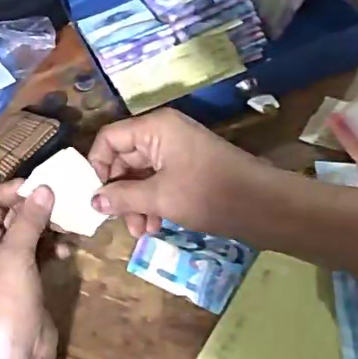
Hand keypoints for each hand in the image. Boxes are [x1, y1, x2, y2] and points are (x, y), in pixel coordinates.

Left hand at [0, 181, 57, 358]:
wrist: (15, 358)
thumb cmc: (5, 303)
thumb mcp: (15, 256)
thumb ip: (29, 219)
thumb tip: (45, 187)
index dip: (17, 188)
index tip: (48, 182)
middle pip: (13, 212)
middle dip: (38, 204)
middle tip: (67, 197)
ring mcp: (9, 262)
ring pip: (30, 230)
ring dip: (49, 224)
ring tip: (71, 220)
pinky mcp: (27, 276)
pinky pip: (40, 249)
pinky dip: (53, 245)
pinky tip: (67, 247)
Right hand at [87, 109, 280, 239]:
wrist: (264, 206)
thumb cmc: (208, 193)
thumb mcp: (160, 197)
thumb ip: (122, 197)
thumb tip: (93, 201)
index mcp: (155, 127)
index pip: (109, 138)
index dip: (97, 166)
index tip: (93, 196)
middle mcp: (163, 133)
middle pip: (124, 157)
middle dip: (119, 191)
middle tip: (116, 220)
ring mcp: (177, 151)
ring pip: (141, 174)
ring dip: (135, 202)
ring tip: (140, 231)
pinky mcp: (188, 169)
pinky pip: (158, 181)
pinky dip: (152, 202)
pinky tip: (154, 226)